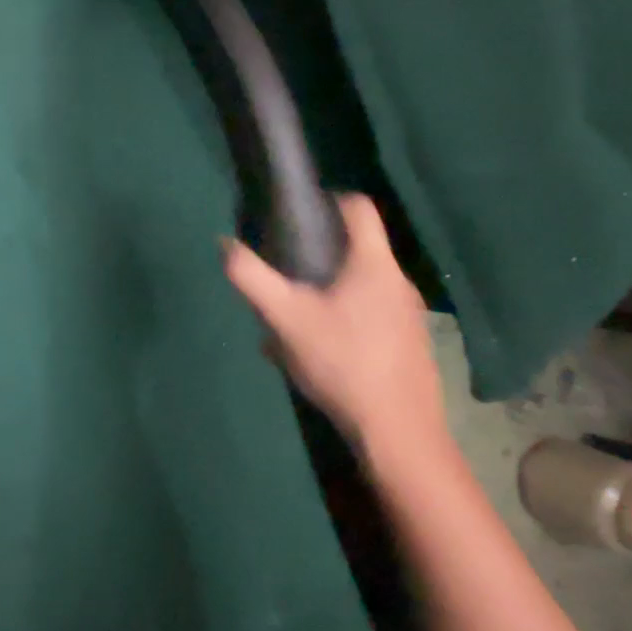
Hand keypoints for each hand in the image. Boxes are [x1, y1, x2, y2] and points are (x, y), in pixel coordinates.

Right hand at [223, 194, 445, 454]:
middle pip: (353, 249)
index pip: (359, 208)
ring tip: (288, 319)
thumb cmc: (341, 362)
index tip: (294, 214)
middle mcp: (397, 282)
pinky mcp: (406, 342)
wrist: (397, 430)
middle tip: (279, 275)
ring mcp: (407, 314)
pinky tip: (311, 351)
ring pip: (356, 285)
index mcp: (373, 265)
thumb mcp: (283, 317)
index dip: (327, 200)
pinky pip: (365, 314)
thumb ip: (250, 277)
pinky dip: (337, 318)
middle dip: (313, 257)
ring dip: (321, 293)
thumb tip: (225, 244)